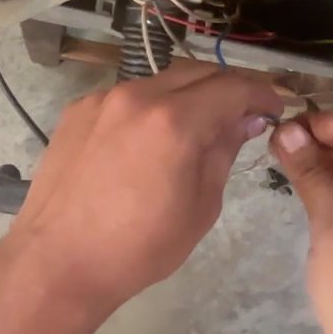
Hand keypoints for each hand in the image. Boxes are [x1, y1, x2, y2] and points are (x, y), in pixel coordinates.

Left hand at [0, 66, 282, 314]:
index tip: (275, 105)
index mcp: (174, 121)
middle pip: (196, 72)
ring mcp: (102, 99)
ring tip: (197, 127)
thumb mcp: (200, 206)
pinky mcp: (78, 110)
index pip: (232, 86)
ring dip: (186, 95)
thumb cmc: (138, 247)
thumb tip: (244, 119)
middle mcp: (137, 96)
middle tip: (244, 111)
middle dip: (227, 86)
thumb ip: (224, 152)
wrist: (57, 261)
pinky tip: (149, 140)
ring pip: (158, 81)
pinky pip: (126, 97)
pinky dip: (149, 108)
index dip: (261, 91)